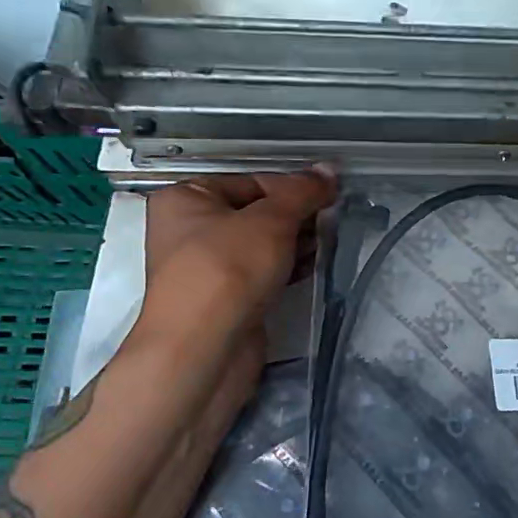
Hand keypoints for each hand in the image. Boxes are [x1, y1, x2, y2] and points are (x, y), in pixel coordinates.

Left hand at [127, 168, 336, 361]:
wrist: (205, 348)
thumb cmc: (228, 270)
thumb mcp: (271, 220)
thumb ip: (302, 192)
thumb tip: (329, 170)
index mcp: (186, 198)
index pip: (251, 181)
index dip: (292, 188)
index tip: (327, 197)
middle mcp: (190, 230)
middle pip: (256, 213)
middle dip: (296, 217)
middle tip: (331, 220)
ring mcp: (207, 268)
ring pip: (261, 245)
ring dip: (295, 243)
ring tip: (327, 242)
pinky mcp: (225, 298)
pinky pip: (261, 273)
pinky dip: (285, 268)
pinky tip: (312, 266)